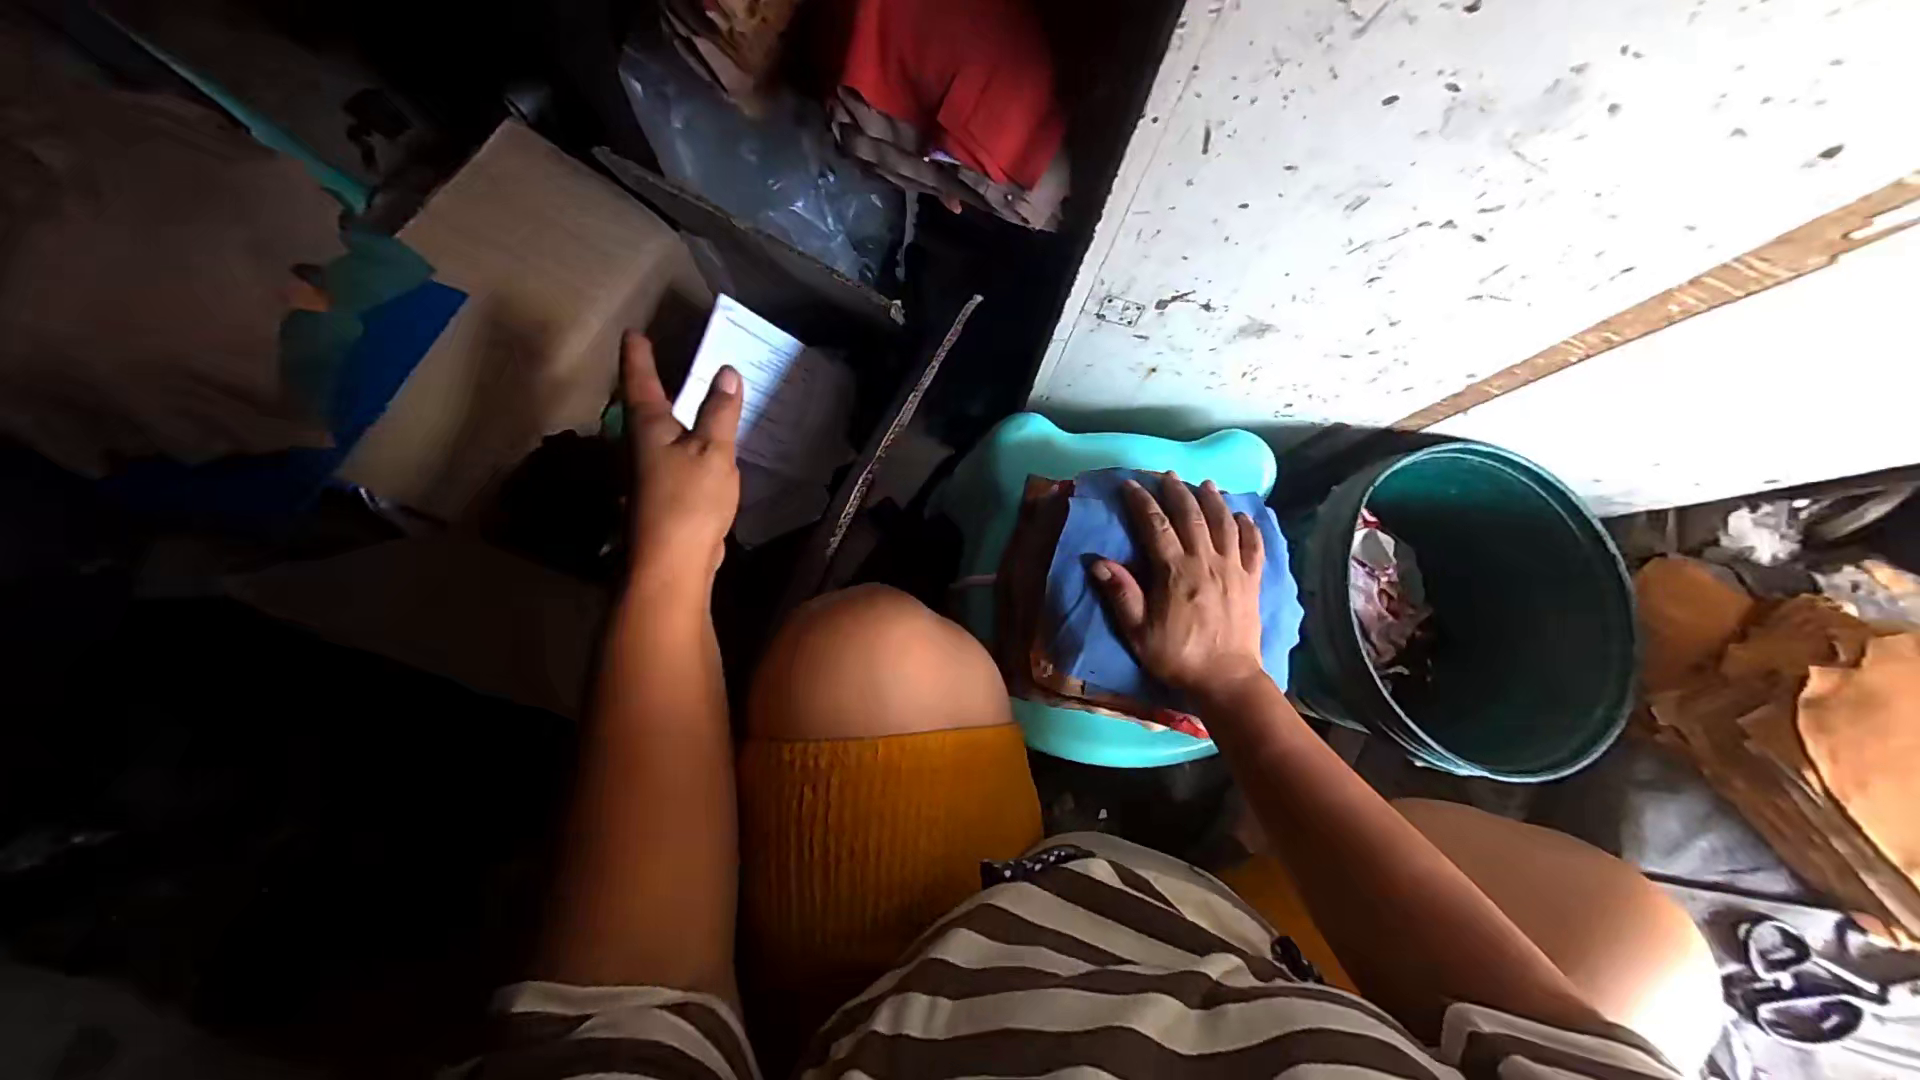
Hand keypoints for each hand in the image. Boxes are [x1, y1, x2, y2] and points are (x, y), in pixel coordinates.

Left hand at [620, 331, 741, 579]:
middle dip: (648, 383)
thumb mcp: (712, 450)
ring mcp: (651, 472)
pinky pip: (676, 456)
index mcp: (649, 426)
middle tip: (660, 361)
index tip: (635, 333)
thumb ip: (720, 412)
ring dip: (670, 414)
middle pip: (642, 406)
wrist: (673, 560)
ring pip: (659, 433)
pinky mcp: (665, 494)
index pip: (640, 380)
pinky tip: (705, 447)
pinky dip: (688, 442)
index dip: (639, 356)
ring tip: (689, 399)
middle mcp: (641, 445)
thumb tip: (727, 372)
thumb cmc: (688, 499)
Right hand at [1088, 472, 1267, 694]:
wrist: (1225, 679)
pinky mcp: (1251, 581)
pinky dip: (1248, 527)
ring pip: (1223, 523)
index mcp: (1174, 571)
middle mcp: (1205, 561)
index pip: (1155, 526)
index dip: (1141, 502)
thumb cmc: (1176, 656)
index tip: (1131, 485)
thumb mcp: (1138, 631)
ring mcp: (1233, 569)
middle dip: (1177, 492)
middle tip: (1167, 475)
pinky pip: (1253, 546)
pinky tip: (1242, 515)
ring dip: (1213, 500)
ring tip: (1204, 483)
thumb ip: (1120, 594)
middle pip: (1191, 516)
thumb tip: (1098, 562)